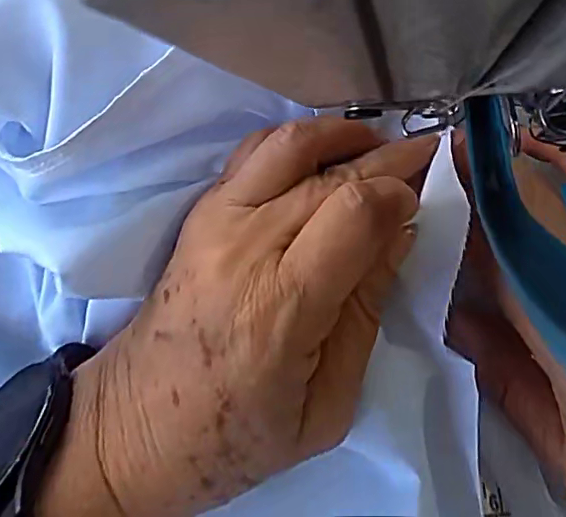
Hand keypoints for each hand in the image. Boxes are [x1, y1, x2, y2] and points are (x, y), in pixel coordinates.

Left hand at [40, 118, 435, 516]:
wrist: (144, 417)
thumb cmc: (242, 431)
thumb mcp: (328, 403)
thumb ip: (366, 309)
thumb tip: (401, 230)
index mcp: (282, 303)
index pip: (353, 210)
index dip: (397, 190)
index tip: (420, 195)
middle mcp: (246, 243)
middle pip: (328, 174)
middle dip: (384, 157)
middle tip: (420, 156)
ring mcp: (217, 217)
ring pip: (287, 144)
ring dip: (338, 133)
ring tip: (374, 140)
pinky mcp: (202, 208)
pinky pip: (253, 151)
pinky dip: (294, 139)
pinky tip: (321, 150)